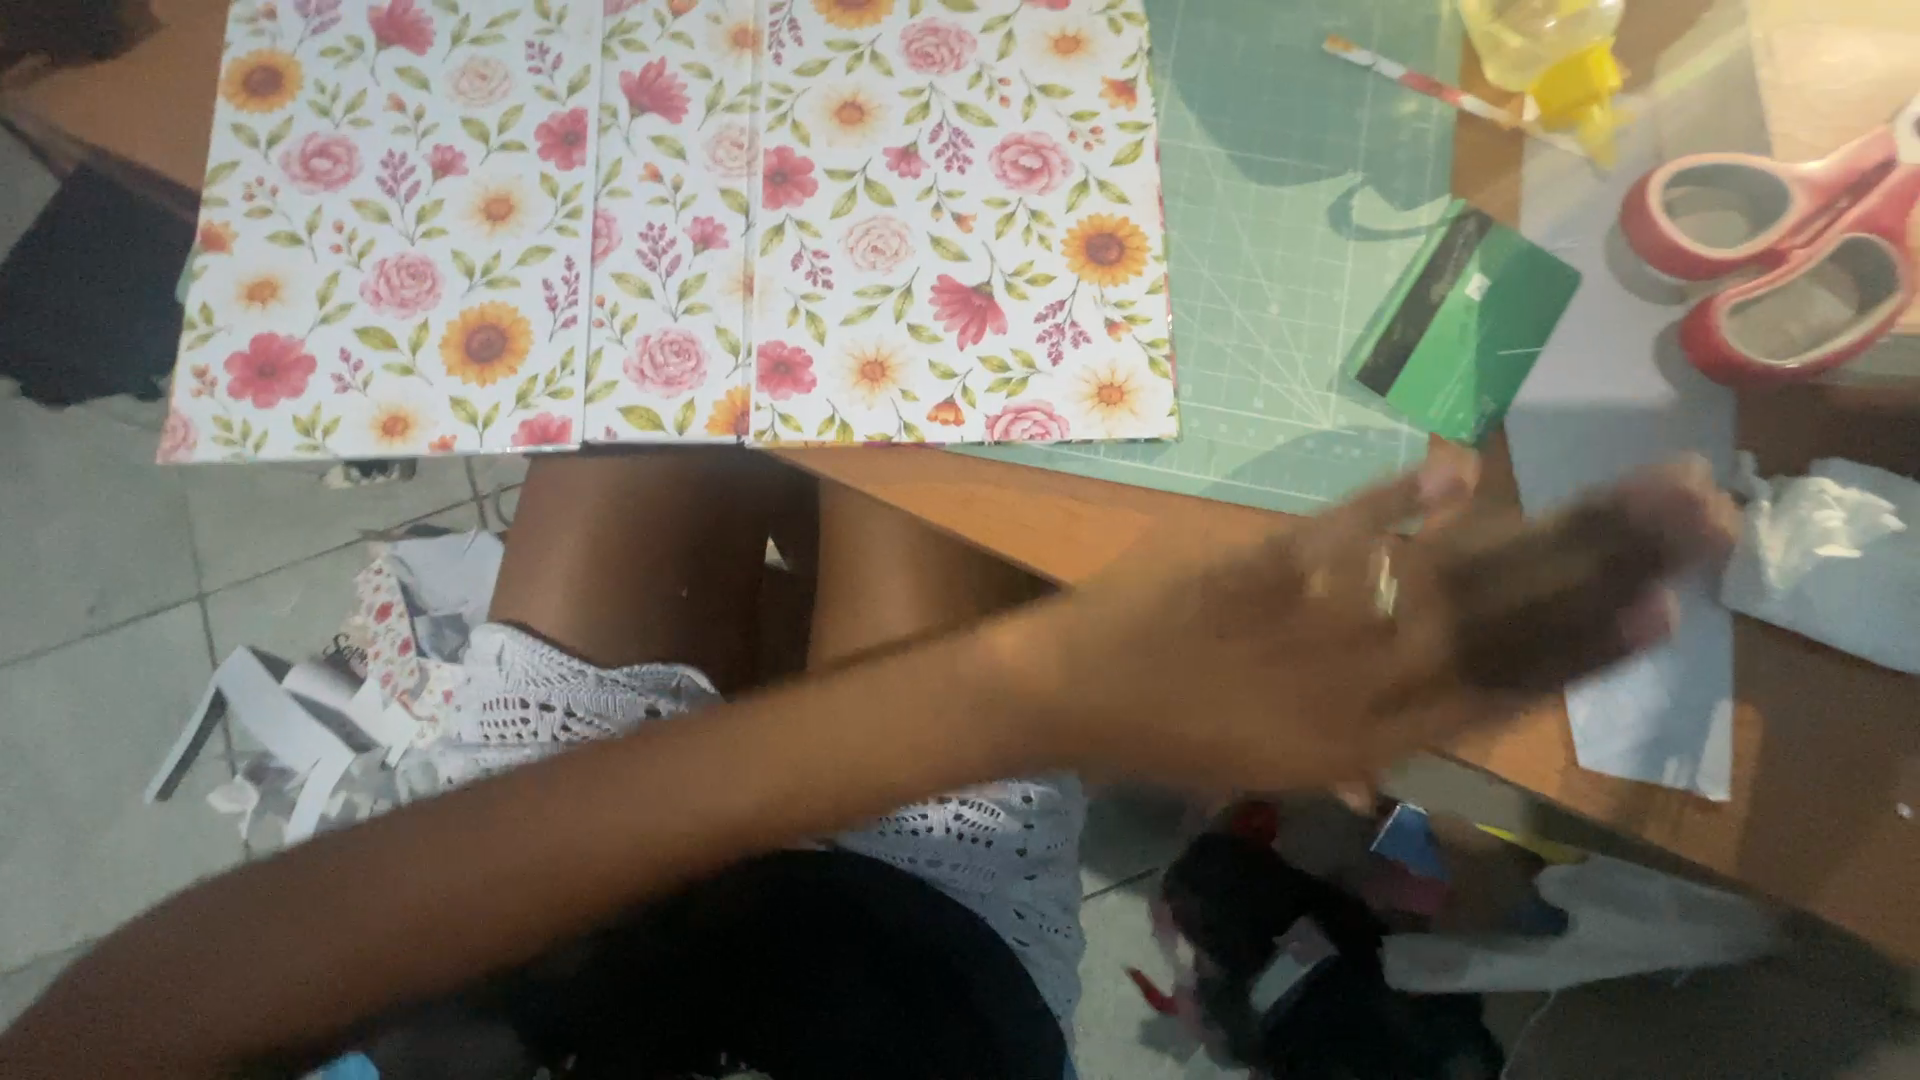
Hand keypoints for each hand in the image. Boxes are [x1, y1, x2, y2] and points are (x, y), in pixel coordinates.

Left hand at [988, 454, 1739, 791]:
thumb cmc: (1158, 735)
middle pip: (1499, 626)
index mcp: (1355, 745)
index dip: (1581, 652)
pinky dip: (1402, 499)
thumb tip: (1408, 709)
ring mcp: (1310, 626)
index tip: (1660, 609)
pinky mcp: (1259, 570)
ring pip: (1450, 577)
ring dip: (1546, 527)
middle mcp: (1353, 687)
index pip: (1493, 694)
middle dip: (1604, 572)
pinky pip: (1347, 529)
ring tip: (1636, 486)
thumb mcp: (1262, 761)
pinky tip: (1458, 470)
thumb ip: (1342, 735)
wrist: (1066, 696)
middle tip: (1697, 516)